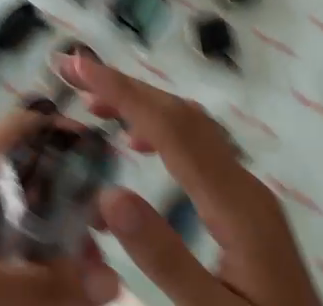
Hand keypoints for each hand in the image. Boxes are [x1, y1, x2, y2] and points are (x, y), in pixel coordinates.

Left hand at [0, 108, 121, 305]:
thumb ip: (46, 282)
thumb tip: (111, 279)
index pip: (17, 130)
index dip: (57, 127)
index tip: (100, 147)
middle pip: (39, 176)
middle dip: (77, 194)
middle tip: (110, 223)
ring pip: (43, 220)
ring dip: (73, 239)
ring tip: (100, 267)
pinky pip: (35, 256)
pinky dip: (59, 267)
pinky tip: (82, 287)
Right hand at [64, 54, 321, 305]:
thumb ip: (163, 256)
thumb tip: (108, 191)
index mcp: (237, 205)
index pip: (172, 128)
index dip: (122, 92)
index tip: (79, 66)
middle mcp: (245, 186)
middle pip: (182, 116)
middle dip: (125, 86)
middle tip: (73, 71)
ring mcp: (249, 195)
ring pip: (192, 127)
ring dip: (142, 104)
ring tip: (93, 103)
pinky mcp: (245, 208)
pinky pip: (198, 148)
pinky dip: (160, 129)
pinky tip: (136, 144)